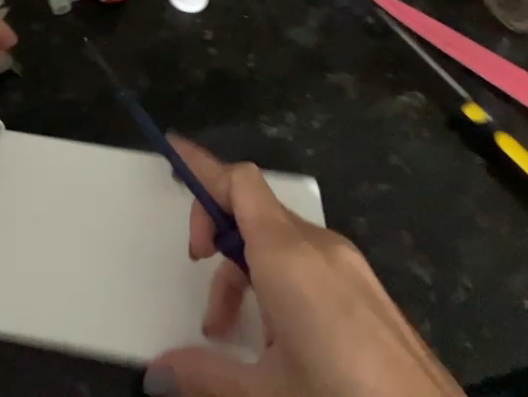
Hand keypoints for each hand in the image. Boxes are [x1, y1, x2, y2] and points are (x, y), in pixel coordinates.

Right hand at [145, 138, 462, 396]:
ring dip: (247, 273)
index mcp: (288, 257)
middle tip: (204, 296)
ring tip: (234, 334)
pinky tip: (281, 342)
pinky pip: (310, 265)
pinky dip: (279, 283)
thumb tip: (156, 371)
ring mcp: (351, 268)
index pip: (238, 182)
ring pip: (281, 243)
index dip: (201, 166)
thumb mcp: (264, 394)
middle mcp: (320, 248)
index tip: (171, 154)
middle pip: (253, 213)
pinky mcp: (371, 293)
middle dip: (217, 241)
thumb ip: (203, 372)